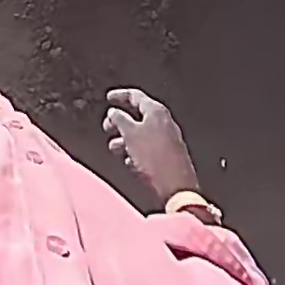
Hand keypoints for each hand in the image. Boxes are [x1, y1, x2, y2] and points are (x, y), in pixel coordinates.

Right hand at [103, 88, 199, 203]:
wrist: (177, 189)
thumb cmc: (153, 157)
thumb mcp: (130, 133)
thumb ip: (119, 118)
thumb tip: (114, 112)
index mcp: (156, 111)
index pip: (135, 95)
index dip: (119, 95)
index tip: (109, 98)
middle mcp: (164, 122)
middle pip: (137, 116)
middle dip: (120, 122)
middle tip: (107, 127)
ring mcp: (169, 140)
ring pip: (142, 134)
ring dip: (125, 139)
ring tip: (115, 148)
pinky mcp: (170, 157)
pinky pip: (149, 149)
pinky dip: (136, 152)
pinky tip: (130, 162)